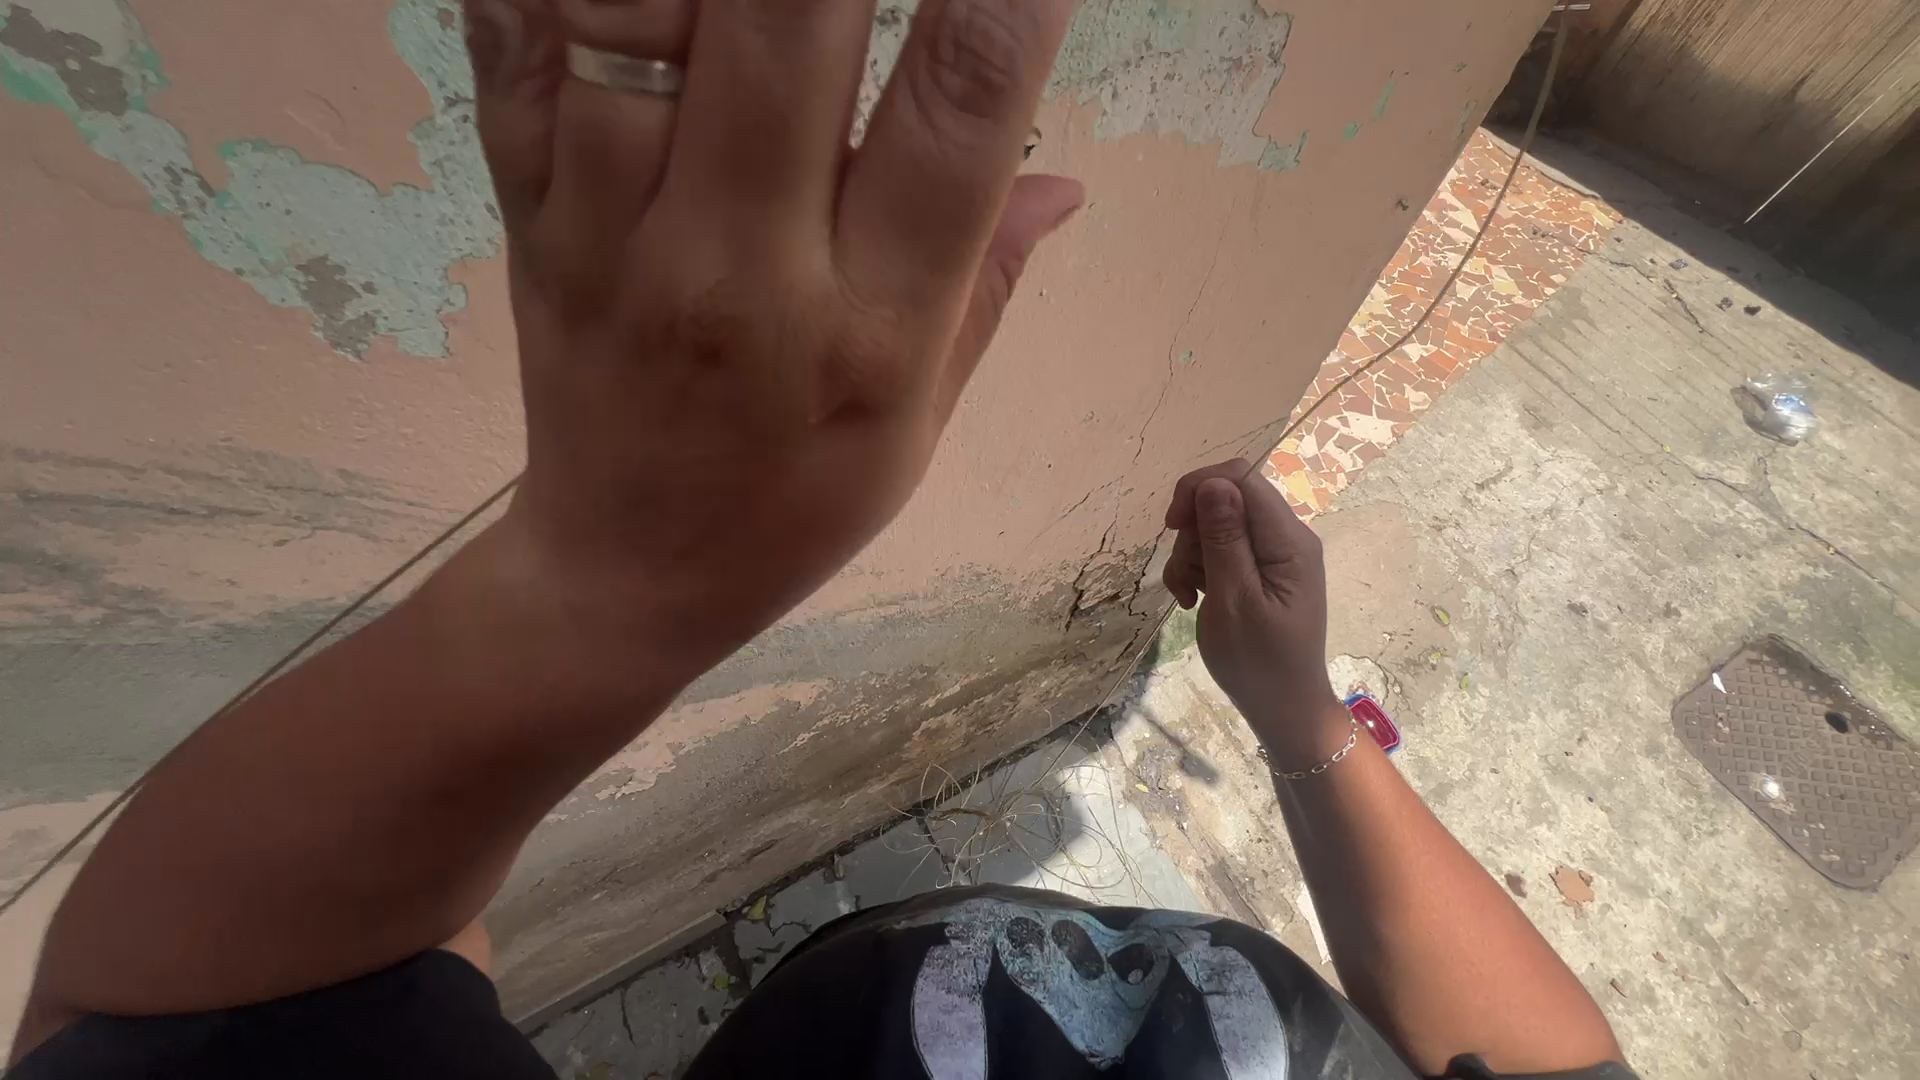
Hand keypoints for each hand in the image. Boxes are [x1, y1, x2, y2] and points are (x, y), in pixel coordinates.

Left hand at [467, 0, 1082, 664]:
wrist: (630, 567)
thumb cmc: (796, 507)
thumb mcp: (918, 429)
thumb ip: (986, 291)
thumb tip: (1062, 178)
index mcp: (872, 335)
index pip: (959, 117)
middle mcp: (745, 267)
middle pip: (790, 14)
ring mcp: (617, 231)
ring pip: (644, 4)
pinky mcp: (528, 211)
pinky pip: (519, 28)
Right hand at [1162, 461, 1347, 768]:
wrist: (1282, 707)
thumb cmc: (1258, 661)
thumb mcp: (1233, 599)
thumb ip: (1224, 539)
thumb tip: (1212, 483)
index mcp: (1287, 540)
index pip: (1240, 478)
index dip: (1199, 488)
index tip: (1172, 526)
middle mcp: (1285, 537)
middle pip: (1224, 500)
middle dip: (1192, 532)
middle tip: (1183, 576)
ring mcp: (1273, 554)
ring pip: (1215, 526)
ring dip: (1189, 556)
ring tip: (1186, 596)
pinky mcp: (1260, 571)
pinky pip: (1220, 550)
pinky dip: (1197, 569)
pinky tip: (1191, 599)